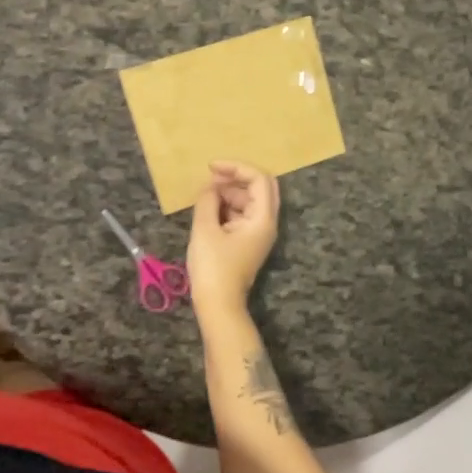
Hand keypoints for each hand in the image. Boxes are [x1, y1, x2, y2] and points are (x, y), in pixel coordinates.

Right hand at [188, 160, 279, 312]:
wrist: (218, 304)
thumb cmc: (212, 267)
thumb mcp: (205, 229)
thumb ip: (208, 201)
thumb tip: (210, 187)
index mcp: (263, 219)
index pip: (259, 179)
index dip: (236, 168)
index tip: (211, 168)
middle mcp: (267, 224)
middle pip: (260, 188)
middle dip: (236, 178)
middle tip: (211, 177)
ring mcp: (259, 234)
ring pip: (250, 202)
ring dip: (230, 193)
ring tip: (205, 196)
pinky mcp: (248, 243)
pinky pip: (243, 216)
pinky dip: (228, 208)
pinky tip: (209, 210)